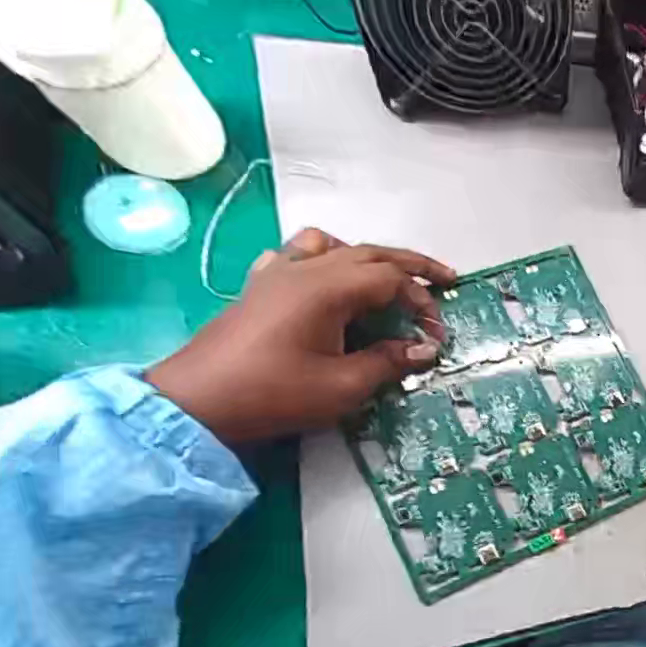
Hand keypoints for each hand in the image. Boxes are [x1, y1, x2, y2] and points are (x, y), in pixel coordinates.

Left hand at [147, 228, 452, 445]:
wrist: (201, 401)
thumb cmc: (275, 394)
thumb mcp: (343, 387)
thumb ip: (387, 361)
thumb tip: (424, 349)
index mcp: (327, 288)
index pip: (391, 278)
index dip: (421, 301)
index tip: (436, 335)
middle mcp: (304, 268)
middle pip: (369, 252)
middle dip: (411, 264)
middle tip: (444, 278)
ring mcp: (278, 271)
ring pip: (332, 245)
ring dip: (367, 257)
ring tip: (385, 280)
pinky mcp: (260, 285)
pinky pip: (297, 255)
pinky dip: (325, 260)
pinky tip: (326, 282)